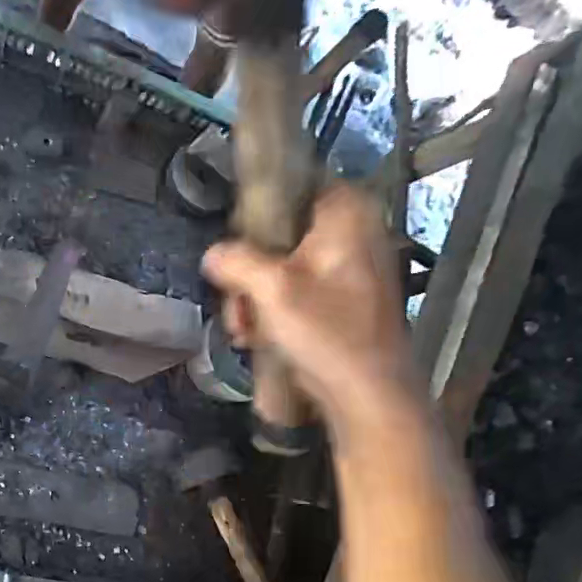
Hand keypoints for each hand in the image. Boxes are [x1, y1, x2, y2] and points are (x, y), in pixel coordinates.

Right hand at [202, 184, 418, 419]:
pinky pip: (302, 293)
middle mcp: (356, 232)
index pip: (291, 186)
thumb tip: (212, 254)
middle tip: (236, 306)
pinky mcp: (349, 302)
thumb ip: (235, 261)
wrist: (369, 395)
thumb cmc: (326, 331)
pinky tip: (261, 339)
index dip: (256, 214)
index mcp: (347, 212)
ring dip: (258, 298)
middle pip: (283, 234)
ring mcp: (354, 269)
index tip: (234, 248)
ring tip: (245, 331)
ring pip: (287, 268)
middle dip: (250, 272)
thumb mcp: (271, 289)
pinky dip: (279, 312)